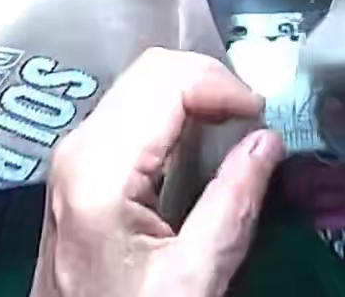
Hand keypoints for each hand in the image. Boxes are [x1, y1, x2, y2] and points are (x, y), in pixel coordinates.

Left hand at [30, 48, 285, 296]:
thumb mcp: (190, 285)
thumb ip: (232, 208)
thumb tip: (268, 141)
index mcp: (100, 169)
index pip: (165, 81)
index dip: (219, 83)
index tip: (260, 111)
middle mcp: (80, 144)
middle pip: (152, 70)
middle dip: (209, 80)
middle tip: (251, 116)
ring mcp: (77, 149)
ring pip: (142, 80)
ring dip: (193, 89)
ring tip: (234, 123)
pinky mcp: (83, 160)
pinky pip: (134, 105)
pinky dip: (174, 105)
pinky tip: (202, 134)